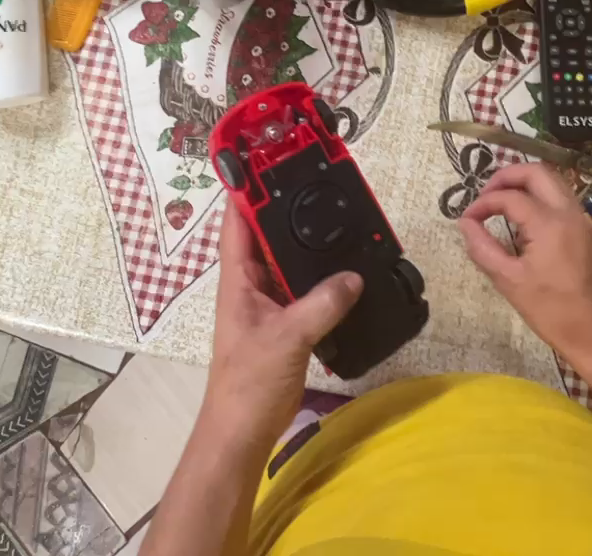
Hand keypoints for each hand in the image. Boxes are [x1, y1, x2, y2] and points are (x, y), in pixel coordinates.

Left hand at [205, 195, 362, 442]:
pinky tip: (342, 264)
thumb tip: (354, 277)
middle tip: (314, 180)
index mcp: (238, 278)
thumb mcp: (287, 337)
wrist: (243, 431)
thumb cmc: (250, 380)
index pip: (236, 221)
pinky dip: (318, 271)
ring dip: (302, 240)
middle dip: (284, 207)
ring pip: (284, 258)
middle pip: (264, 234)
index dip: (246, 189)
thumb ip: (322, 304)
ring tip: (332, 213)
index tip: (267, 160)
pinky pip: (301, 284)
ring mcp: (267, 301)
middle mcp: (250, 282)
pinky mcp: (285, 319)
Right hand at [458, 163, 591, 364]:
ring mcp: (582, 220)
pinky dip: (540, 196)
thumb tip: (465, 223)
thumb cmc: (553, 312)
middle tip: (486, 194)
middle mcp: (569, 213)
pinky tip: (524, 220)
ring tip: (501, 202)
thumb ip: (483, 248)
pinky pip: (562, 199)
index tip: (468, 218)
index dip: (483, 203)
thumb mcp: (510, 282)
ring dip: (525, 183)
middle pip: (537, 172)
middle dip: (507, 176)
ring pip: (553, 181)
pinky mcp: (587, 231)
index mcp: (549, 224)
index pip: (509, 197)